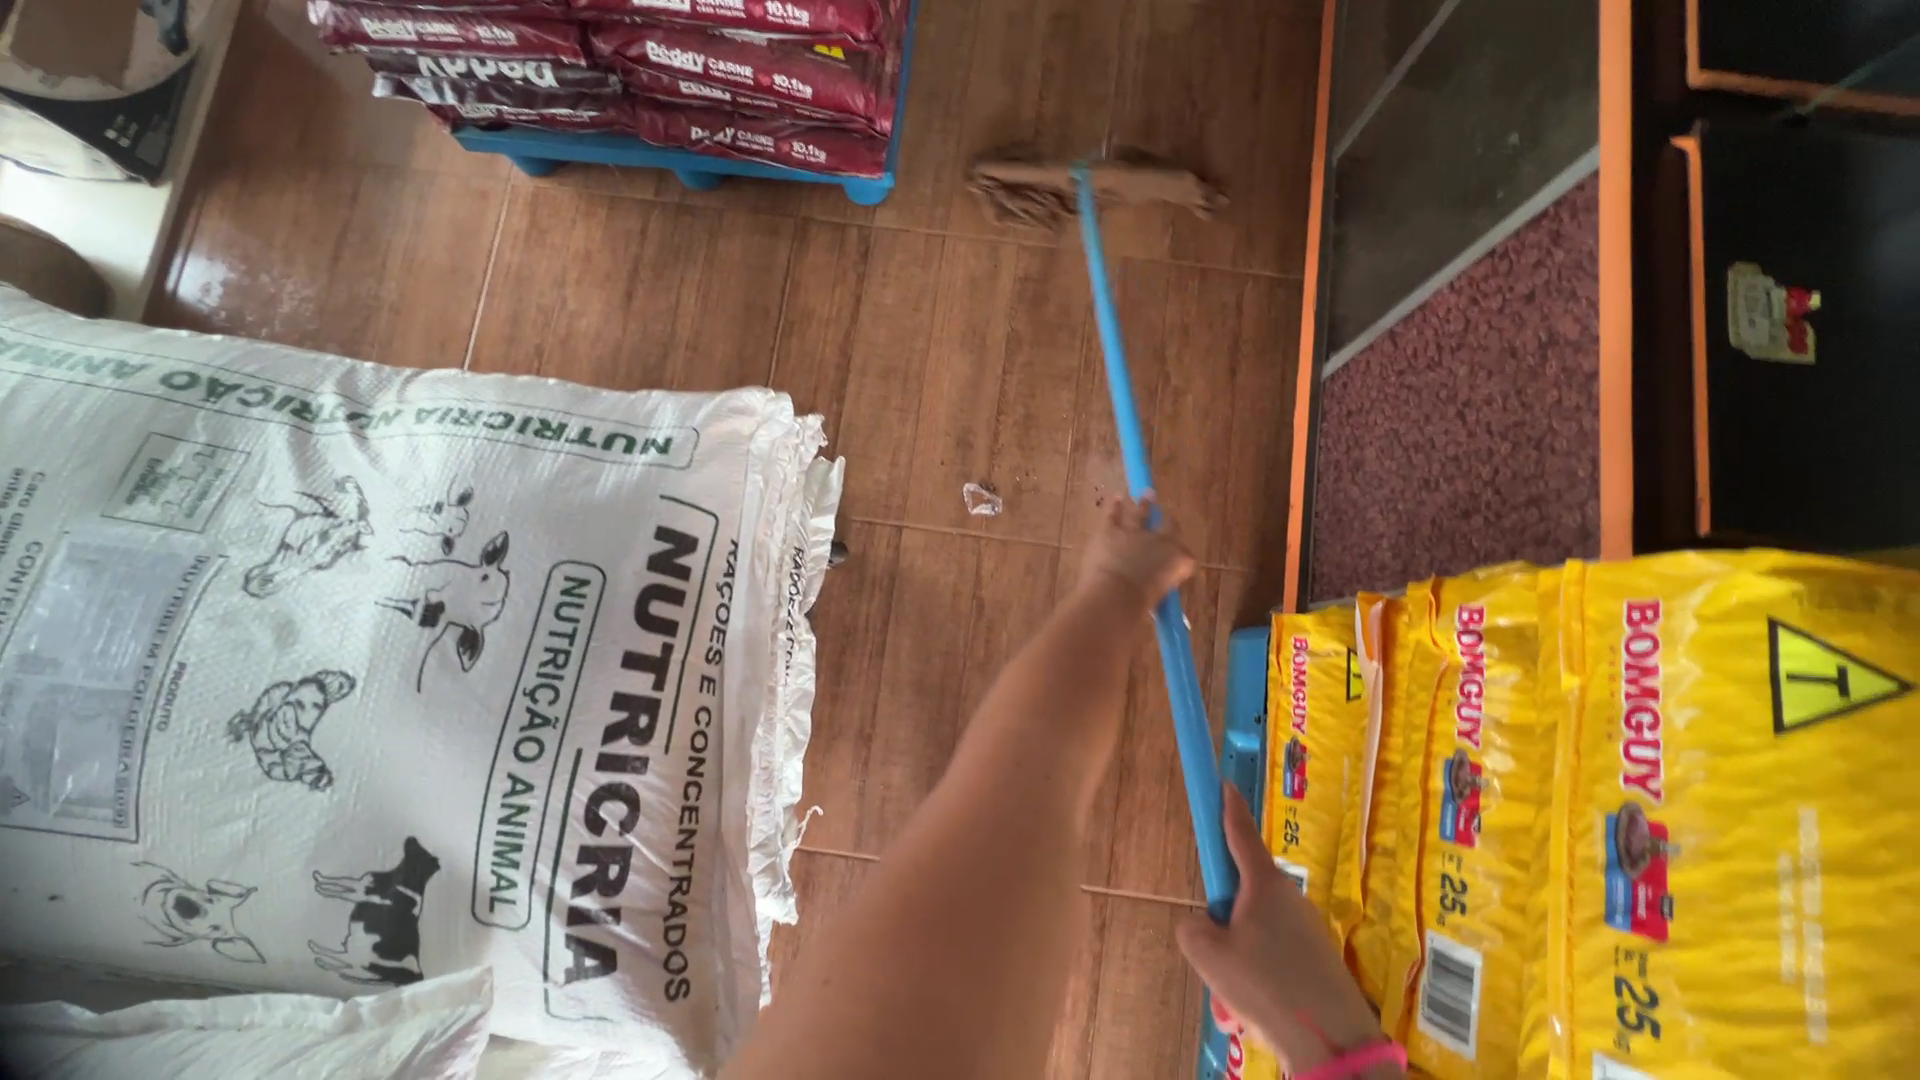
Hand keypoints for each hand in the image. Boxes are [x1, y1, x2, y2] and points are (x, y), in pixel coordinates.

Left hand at [1078, 493, 1193, 607]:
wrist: (1116, 595)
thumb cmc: (1139, 607)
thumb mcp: (1158, 600)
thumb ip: (1158, 590)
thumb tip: (1153, 595)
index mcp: (1178, 562)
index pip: (1185, 554)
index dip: (1180, 551)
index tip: (1177, 552)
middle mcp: (1161, 542)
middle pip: (1168, 526)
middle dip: (1167, 520)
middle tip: (1167, 513)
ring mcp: (1135, 532)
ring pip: (1142, 513)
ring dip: (1145, 503)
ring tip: (1148, 493)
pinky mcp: (1111, 530)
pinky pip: (1114, 513)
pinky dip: (1115, 506)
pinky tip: (1116, 498)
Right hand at [1177, 786, 1393, 1074]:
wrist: (1334, 1042)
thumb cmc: (1266, 985)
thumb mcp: (1208, 954)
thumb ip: (1193, 928)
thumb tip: (1206, 925)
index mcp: (1263, 884)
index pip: (1240, 833)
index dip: (1227, 808)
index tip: (1224, 784)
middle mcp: (1289, 898)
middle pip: (1242, 895)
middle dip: (1223, 924)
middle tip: (1215, 958)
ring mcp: (1308, 929)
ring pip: (1255, 934)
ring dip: (1238, 961)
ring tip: (1235, 1002)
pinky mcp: (1320, 960)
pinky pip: (1275, 959)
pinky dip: (1259, 981)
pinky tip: (1256, 1015)